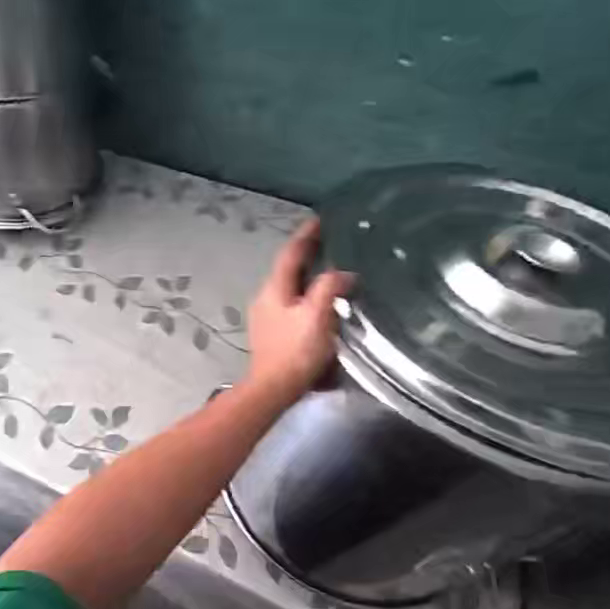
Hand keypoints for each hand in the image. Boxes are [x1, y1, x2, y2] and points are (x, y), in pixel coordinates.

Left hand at [243, 219, 354, 404]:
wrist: (272, 389)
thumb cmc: (295, 352)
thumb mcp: (316, 316)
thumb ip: (329, 288)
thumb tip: (344, 274)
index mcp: (274, 290)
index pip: (290, 254)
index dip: (306, 236)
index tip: (320, 219)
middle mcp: (265, 298)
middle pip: (288, 269)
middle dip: (308, 254)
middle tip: (331, 242)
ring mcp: (266, 317)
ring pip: (290, 287)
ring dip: (308, 276)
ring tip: (332, 269)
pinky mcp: (273, 334)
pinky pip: (292, 304)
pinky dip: (308, 295)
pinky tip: (323, 302)